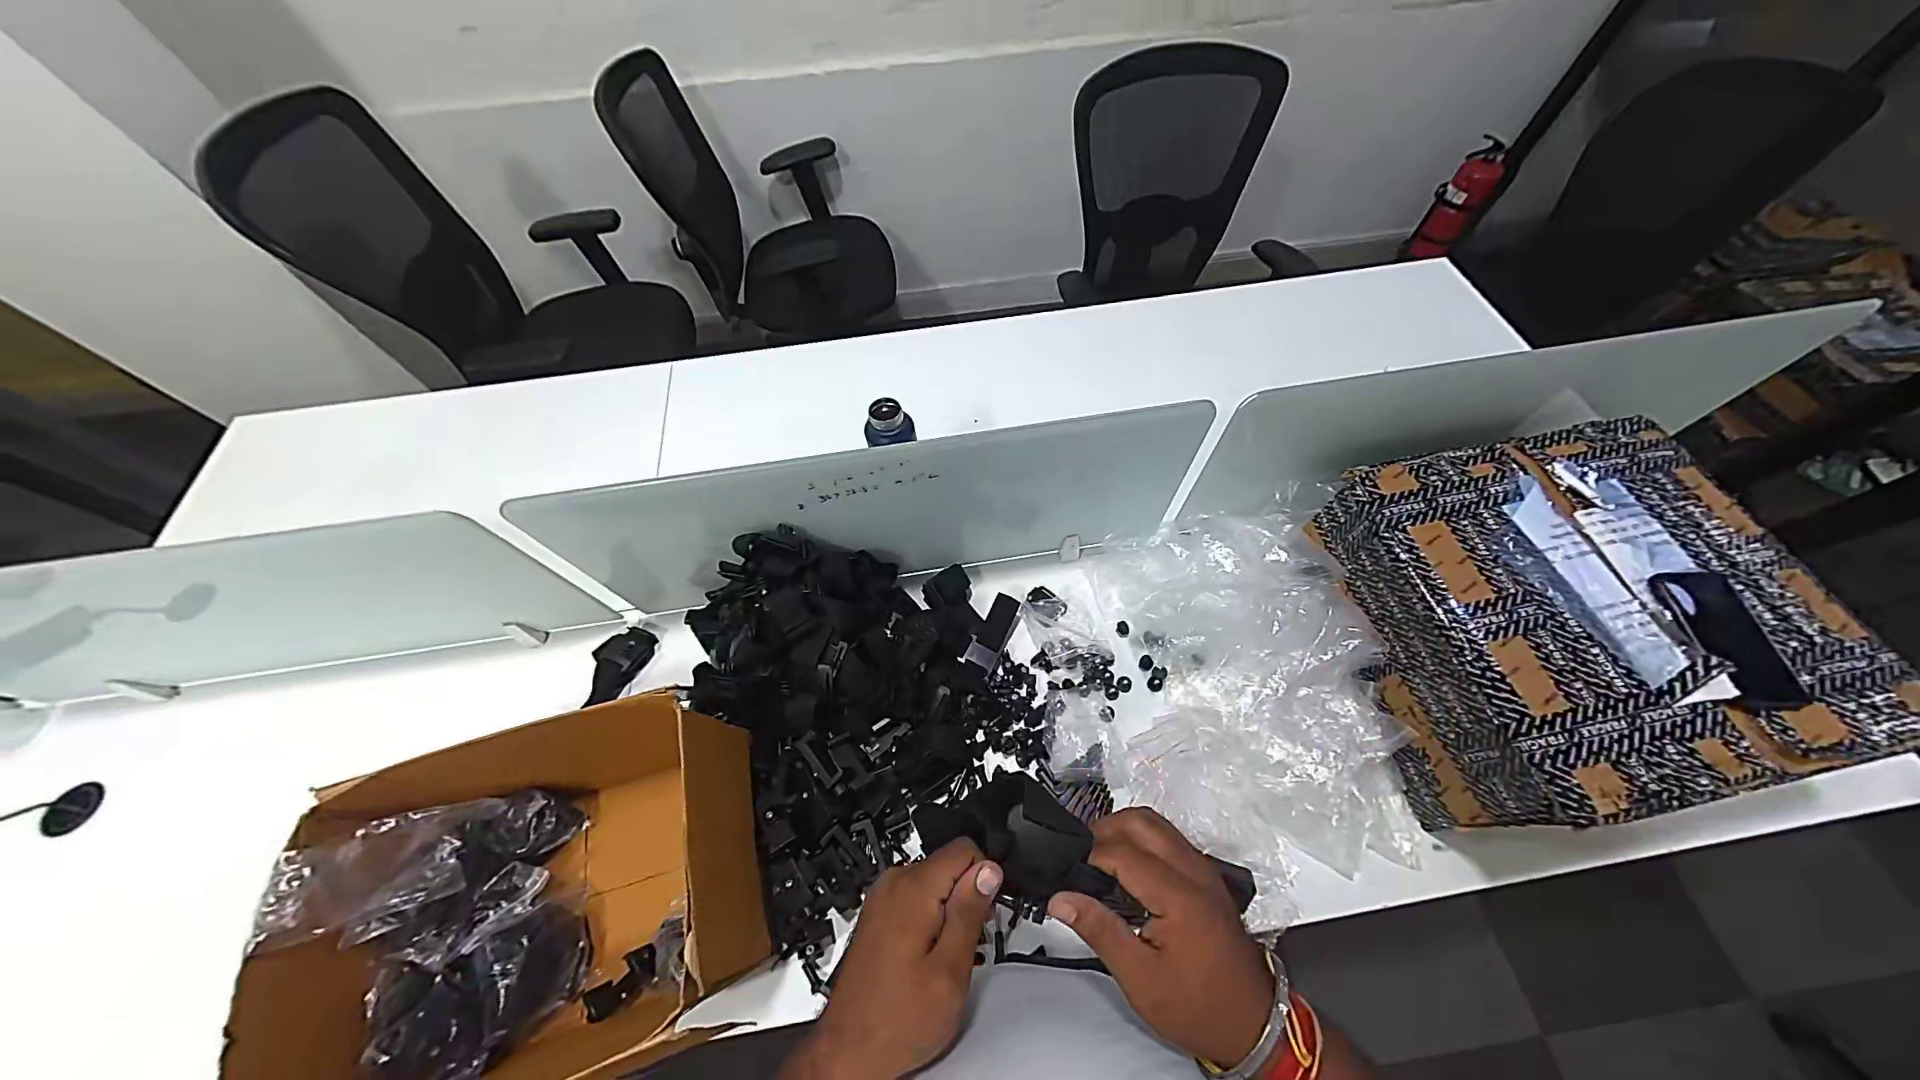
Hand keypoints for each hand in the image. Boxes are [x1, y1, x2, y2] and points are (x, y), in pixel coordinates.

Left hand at [780, 839, 1002, 1079]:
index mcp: (913, 889)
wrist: (850, 1050)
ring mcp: (882, 898)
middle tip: (964, 946)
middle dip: (966, 899)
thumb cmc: (895, 1021)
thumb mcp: (950, 971)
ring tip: (944, 958)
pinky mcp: (877, 913)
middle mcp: (893, 885)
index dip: (984, 880)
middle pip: (949, 866)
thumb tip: (988, 871)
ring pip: (934, 884)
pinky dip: (929, 920)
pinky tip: (927, 957)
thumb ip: (970, 912)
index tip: (984, 914)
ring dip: (948, 912)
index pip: (965, 849)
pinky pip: (916, 899)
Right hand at [1047, 808, 1275, 1067]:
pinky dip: (1141, 839)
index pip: (1122, 853)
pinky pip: (1169, 838)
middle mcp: (1194, 872)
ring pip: (1156, 824)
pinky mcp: (1206, 876)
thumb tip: (1061, 899)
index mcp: (1179, 896)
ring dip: (1123, 830)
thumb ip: (1099, 930)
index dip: (1088, 856)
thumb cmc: (1198, 1007)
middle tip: (1080, 856)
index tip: (1067, 873)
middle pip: (1141, 822)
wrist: (1253, 1025)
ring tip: (1099, 859)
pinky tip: (1126, 867)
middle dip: (1104, 830)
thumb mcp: (1140, 979)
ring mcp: (1204, 871)